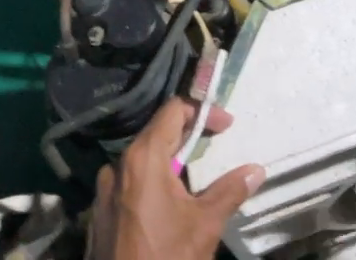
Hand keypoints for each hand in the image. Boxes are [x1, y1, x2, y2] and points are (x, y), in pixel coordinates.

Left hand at [87, 98, 265, 259]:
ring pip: (141, 159)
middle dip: (188, 135)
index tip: (226, 126)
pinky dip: (150, 181)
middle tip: (215, 145)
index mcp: (143, 158)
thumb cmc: (166, 258)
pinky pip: (127, 183)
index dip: (202, 111)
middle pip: (156, 132)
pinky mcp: (99, 214)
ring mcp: (104, 191)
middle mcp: (117, 166)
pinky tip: (167, 203)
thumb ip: (230, 190)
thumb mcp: (205, 225)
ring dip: (168, 159)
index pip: (173, 110)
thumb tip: (256, 170)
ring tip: (193, 175)